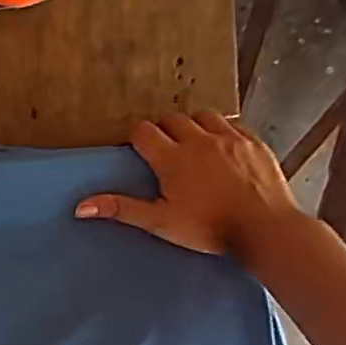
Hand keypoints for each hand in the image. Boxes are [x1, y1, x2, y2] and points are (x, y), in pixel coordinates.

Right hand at [75, 111, 303, 259]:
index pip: (143, 131)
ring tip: (189, 141)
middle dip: (162, 128)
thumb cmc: (208, 227)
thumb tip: (80, 207)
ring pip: (204, 116)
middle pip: (172, 118)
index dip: (135, 136)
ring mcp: (230, 139)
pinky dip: (222, 129)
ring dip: (191, 124)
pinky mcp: (255, 144)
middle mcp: (199, 140)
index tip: (136, 148)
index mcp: (172, 158)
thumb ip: (120, 209)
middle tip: (160, 146)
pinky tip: (220, 144)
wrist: (265, 228)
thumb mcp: (159, 221)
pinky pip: (234, 124)